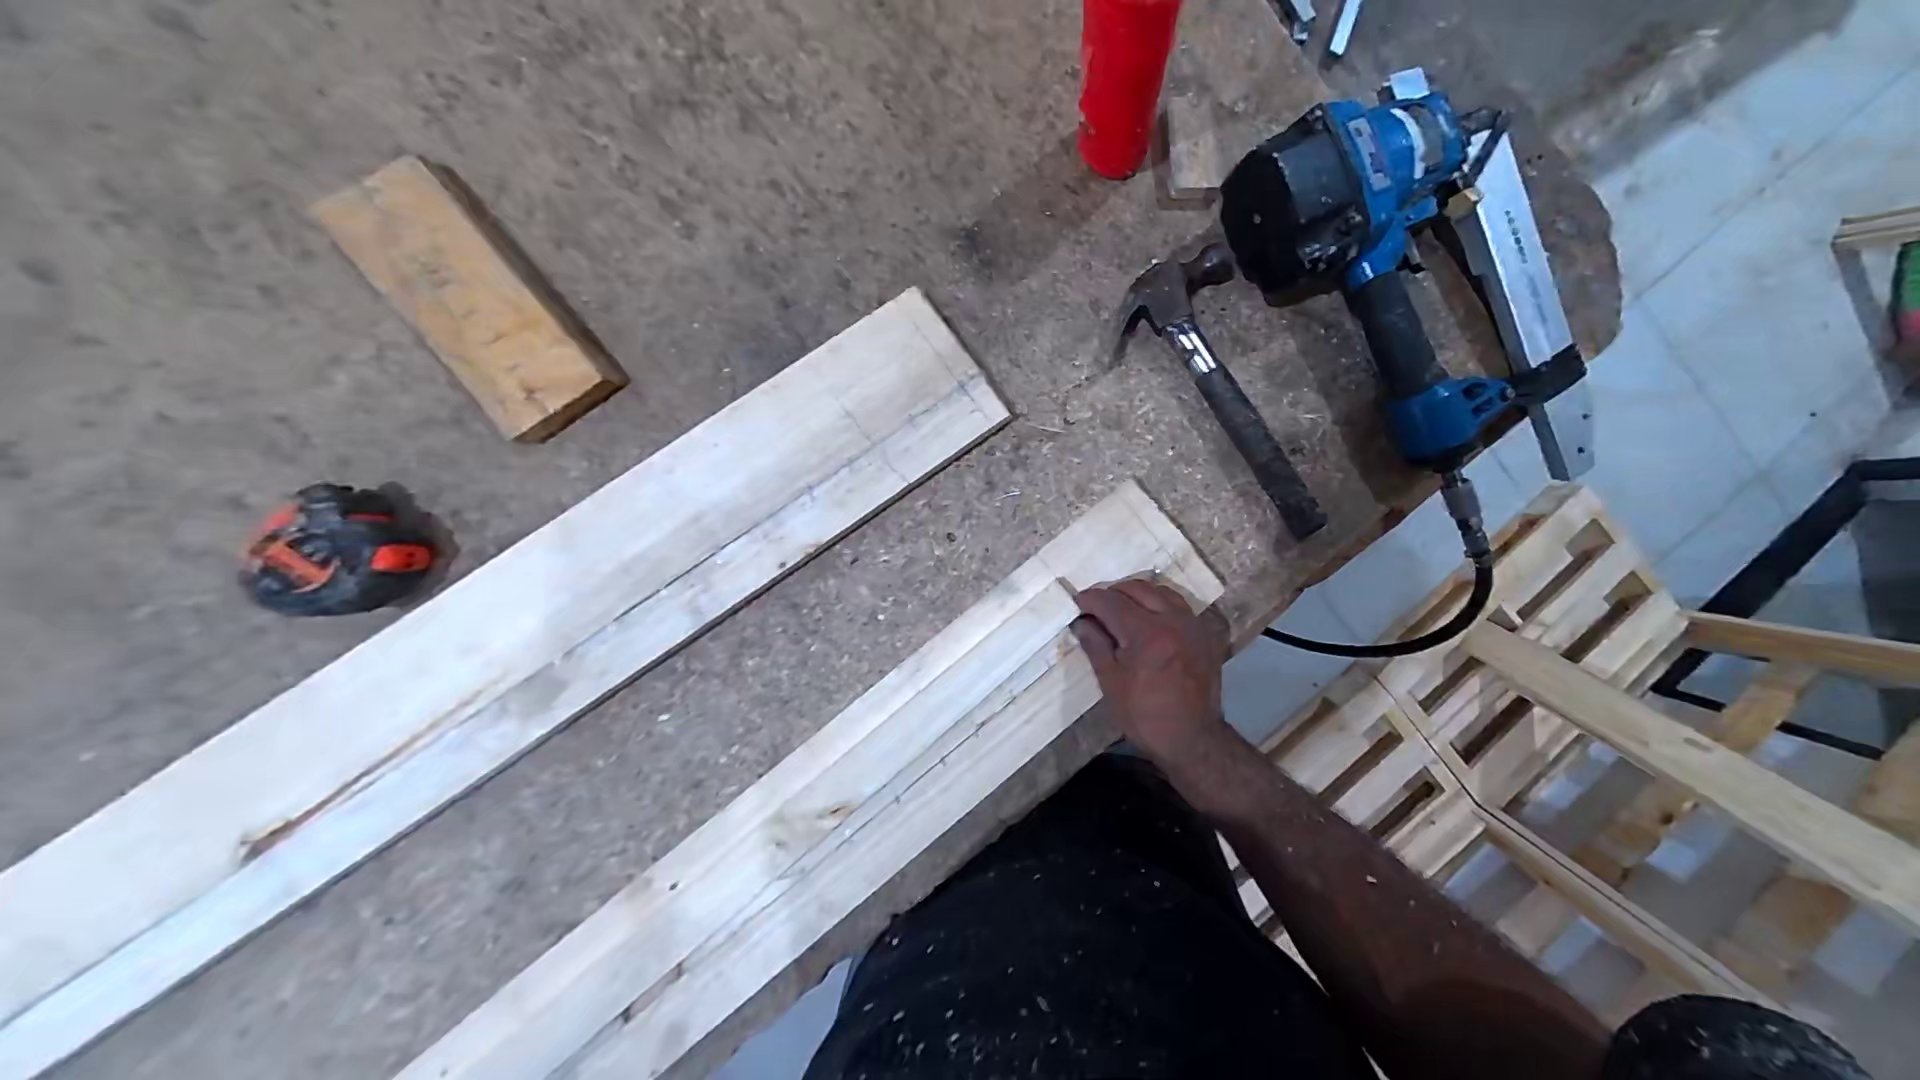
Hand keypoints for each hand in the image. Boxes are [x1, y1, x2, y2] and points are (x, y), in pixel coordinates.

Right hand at [1070, 578, 1230, 757]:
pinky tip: (1149, 620)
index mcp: (1146, 633)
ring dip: (1137, 595)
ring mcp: (1192, 625)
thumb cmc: (1145, 715)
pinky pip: (1179, 605)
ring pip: (1160, 592)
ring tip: (1121, 610)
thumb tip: (1081, 622)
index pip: (1111, 601)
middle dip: (1112, 593)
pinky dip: (1159, 604)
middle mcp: (1172, 620)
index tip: (1076, 604)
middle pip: (1136, 588)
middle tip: (1095, 608)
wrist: (1192, 739)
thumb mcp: (1111, 682)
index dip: (1089, 600)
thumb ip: (1095, 644)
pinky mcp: (1204, 634)